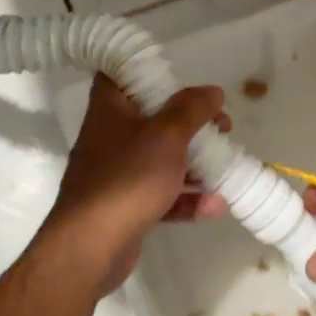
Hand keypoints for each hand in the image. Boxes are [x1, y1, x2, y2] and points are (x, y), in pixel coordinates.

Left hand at [45, 75, 228, 287]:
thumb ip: (191, 109)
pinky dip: (186, 198)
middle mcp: (110, 138)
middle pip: (151, 117)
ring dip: (194, 161)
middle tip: (219, 124)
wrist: (91, 247)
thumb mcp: (167, 135)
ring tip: (224, 161)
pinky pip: (161, 194)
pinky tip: (214, 205)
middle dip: (189, 120)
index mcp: (110, 111)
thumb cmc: (127, 178)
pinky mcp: (126, 206)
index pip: (117, 74)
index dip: (143, 68)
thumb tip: (212, 91)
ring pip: (160, 157)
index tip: (176, 74)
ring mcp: (117, 174)